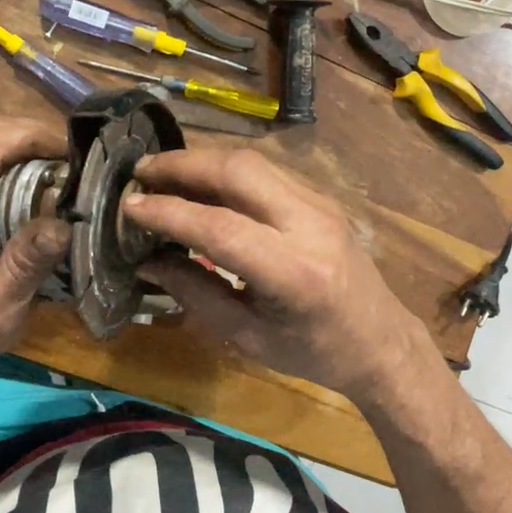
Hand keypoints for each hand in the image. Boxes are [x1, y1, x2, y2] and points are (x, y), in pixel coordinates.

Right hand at [122, 148, 438, 401]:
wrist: (381, 340)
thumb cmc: (314, 351)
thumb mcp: (248, 337)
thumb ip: (196, 293)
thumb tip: (147, 259)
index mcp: (295, 273)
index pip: (221, 227)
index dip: (170, 212)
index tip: (130, 206)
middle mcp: (311, 225)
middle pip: (240, 171)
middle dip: (184, 165)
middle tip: (141, 172)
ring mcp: (321, 204)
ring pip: (253, 162)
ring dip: (203, 161)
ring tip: (161, 173)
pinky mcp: (321, 197)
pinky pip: (266, 171)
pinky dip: (226, 170)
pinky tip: (200, 183)